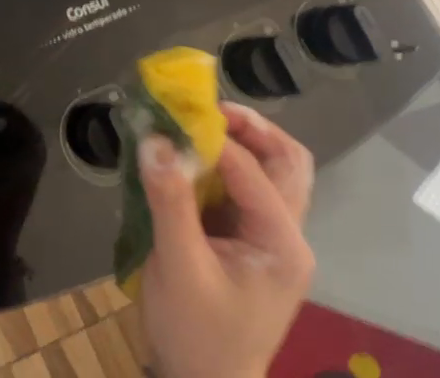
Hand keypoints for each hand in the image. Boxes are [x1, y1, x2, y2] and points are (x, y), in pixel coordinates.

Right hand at [139, 102, 315, 377]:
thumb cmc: (197, 330)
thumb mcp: (178, 266)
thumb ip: (168, 201)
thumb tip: (153, 140)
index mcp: (282, 243)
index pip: (253, 171)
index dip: (213, 139)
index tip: (170, 116)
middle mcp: (286, 236)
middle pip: (286, 163)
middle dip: (250, 129)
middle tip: (202, 109)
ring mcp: (269, 241)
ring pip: (270, 174)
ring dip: (238, 144)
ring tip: (192, 127)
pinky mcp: (246, 244)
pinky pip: (242, 191)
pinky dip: (220, 167)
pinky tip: (185, 162)